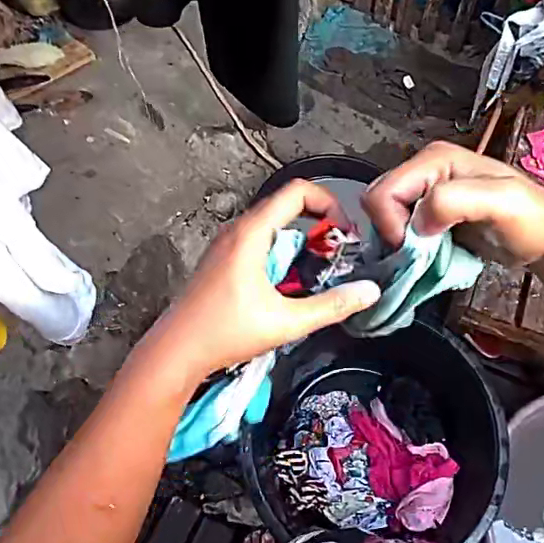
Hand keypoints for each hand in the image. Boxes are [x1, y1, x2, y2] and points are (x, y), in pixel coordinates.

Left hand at [136, 180, 379, 380]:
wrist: (176, 351)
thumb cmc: (223, 333)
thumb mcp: (286, 322)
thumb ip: (332, 305)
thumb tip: (367, 292)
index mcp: (251, 234)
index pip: (298, 191)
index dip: (330, 204)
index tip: (343, 233)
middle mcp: (237, 231)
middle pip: (287, 205)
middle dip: (320, 223)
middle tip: (337, 252)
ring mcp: (227, 244)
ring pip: (274, 223)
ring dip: (301, 238)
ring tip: (318, 266)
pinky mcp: (223, 260)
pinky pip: (260, 240)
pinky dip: (283, 249)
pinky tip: (290, 280)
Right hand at [363, 141, 543, 276]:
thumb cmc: (532, 219)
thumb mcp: (499, 202)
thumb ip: (452, 201)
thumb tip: (418, 223)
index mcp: (435, 159)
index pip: (383, 192)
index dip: (389, 224)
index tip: (413, 249)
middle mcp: (426, 171)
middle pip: (379, 203)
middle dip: (390, 233)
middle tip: (418, 255)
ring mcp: (428, 194)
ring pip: (387, 219)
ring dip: (399, 243)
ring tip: (425, 257)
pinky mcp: (433, 216)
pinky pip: (402, 231)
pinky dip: (408, 248)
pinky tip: (428, 257)